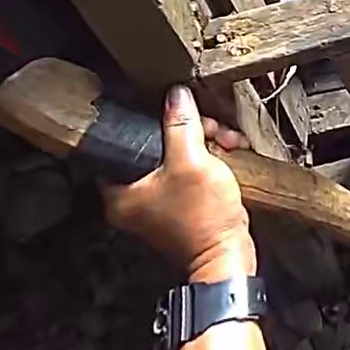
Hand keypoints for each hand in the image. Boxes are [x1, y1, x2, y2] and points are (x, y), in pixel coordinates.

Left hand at [100, 86, 256, 281]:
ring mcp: (156, 202)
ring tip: (229, 142)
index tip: (172, 112)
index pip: (122, 143)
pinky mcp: (179, 204)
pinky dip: (208, 159)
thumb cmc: (204, 216)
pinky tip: (229, 152)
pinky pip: (188, 169)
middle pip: (157, 146)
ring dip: (206, 143)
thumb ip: (182, 125)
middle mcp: (132, 198)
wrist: (229, 254)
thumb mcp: (193, 161)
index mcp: (120, 191)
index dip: (149, 122)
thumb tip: (175, 96)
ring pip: (177, 155)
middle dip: (192, 132)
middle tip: (214, 131)